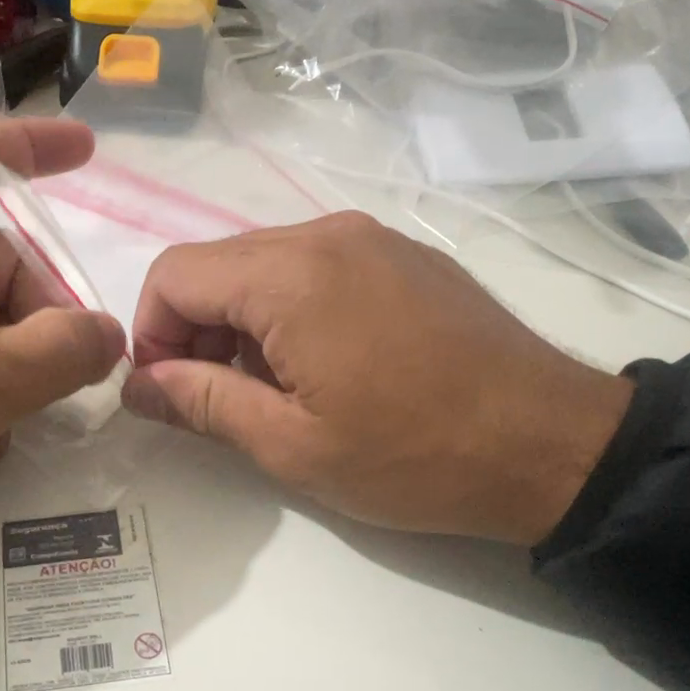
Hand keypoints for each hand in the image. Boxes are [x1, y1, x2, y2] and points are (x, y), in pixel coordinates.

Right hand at [121, 211, 632, 545]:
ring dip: (243, 324)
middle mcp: (326, 234)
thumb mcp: (290, 445)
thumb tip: (138, 385)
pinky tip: (326, 369)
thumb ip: (201, 403)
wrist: (550, 446)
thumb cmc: (413, 456)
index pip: (173, 275)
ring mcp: (372, 239)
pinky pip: (316, 269)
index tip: (172, 393)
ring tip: (275, 392)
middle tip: (221, 401)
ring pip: (264, 266)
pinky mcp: (404, 257)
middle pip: (217, 265)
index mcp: (289, 275)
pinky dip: (291, 312)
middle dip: (196, 331)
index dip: (152, 335)